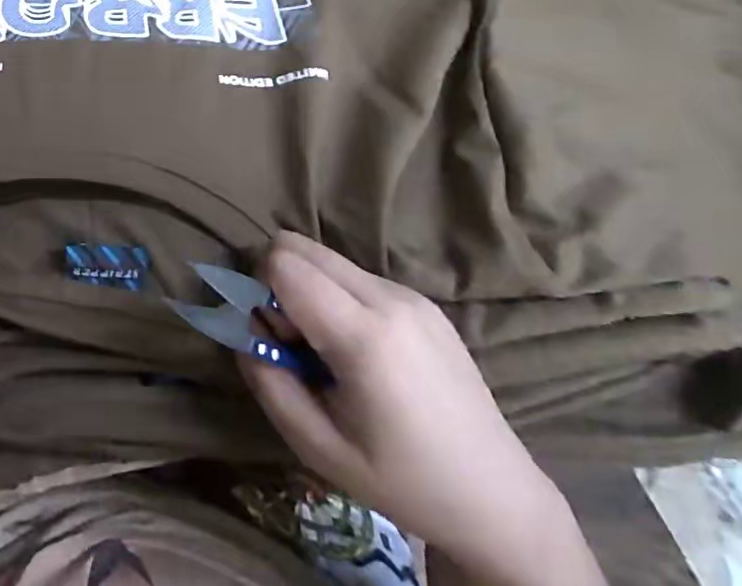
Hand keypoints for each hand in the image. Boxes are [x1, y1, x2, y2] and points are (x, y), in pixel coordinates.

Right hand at [240, 233, 603, 585]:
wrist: (497, 496)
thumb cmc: (400, 480)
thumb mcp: (315, 445)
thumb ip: (266, 378)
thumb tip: (244, 327)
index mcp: (364, 337)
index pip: (283, 264)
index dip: (258, 291)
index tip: (272, 338)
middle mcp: (389, 299)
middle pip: (298, 245)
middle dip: (276, 280)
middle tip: (291, 339)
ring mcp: (410, 295)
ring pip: (324, 256)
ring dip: (305, 287)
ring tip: (326, 348)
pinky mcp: (421, 299)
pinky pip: (353, 274)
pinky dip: (333, 294)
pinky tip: (357, 348)